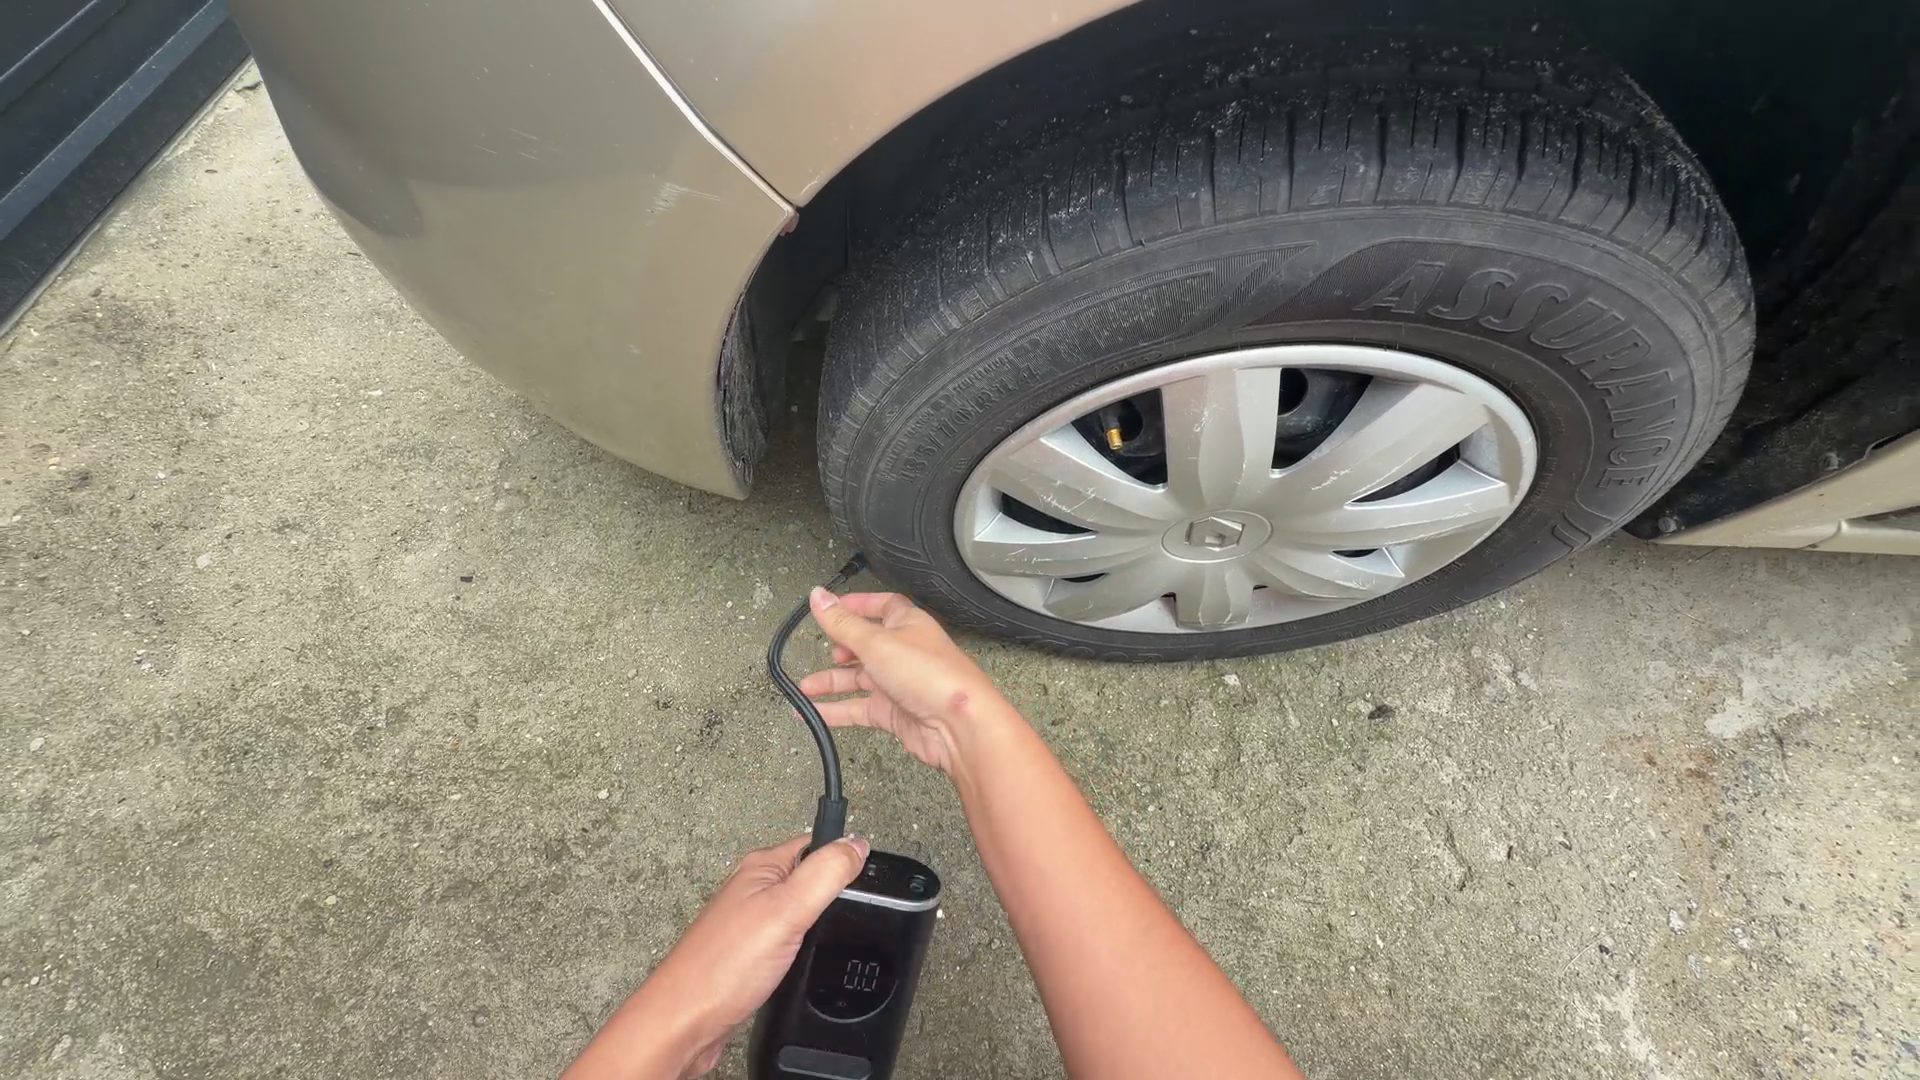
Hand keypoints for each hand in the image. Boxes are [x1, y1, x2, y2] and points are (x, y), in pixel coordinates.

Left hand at [561, 834, 868, 1079]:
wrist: (683, 1025)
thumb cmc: (722, 968)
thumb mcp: (788, 909)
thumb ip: (826, 873)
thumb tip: (857, 844)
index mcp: (762, 868)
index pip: (815, 843)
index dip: (843, 854)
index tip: (867, 870)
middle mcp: (753, 889)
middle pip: (807, 874)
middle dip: (833, 887)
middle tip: (858, 901)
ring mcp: (749, 923)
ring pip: (797, 908)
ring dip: (817, 918)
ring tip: (836, 929)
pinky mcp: (748, 954)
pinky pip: (787, 936)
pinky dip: (803, 943)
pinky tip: (808, 958)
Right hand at [799, 589, 1016, 776]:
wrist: (959, 726)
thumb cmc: (931, 675)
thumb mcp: (876, 642)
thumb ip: (842, 623)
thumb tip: (818, 596)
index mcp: (907, 624)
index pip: (881, 606)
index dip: (857, 605)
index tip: (830, 607)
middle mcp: (904, 651)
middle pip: (866, 644)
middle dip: (842, 648)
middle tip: (825, 651)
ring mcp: (900, 684)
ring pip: (859, 679)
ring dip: (832, 682)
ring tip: (804, 688)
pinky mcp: (896, 713)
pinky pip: (859, 709)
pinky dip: (835, 711)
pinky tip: (813, 714)